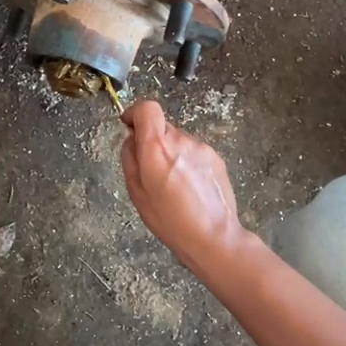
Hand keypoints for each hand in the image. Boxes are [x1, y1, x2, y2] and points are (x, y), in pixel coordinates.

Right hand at [119, 100, 249, 273]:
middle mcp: (180, 140)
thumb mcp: (136, 192)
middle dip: (153, 141)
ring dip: (171, 153)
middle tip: (152, 170)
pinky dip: (187, 162)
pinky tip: (190, 187)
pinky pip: (193, 151)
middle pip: (161, 127)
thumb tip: (132, 139)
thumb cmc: (169, 220)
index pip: (147, 108)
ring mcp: (201, 148)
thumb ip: (130, 158)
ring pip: (178, 140)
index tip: (129, 127)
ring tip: (174, 184)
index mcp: (156, 148)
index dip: (135, 113)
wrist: (214, 237)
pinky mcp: (215, 157)